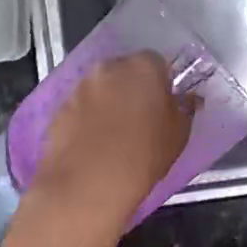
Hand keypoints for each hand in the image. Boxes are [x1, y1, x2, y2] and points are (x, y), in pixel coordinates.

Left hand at [28, 52, 195, 229]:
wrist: (89, 184)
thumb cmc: (144, 155)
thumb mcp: (179, 134)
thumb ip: (184, 108)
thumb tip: (187, 98)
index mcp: (143, 66)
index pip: (157, 62)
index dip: (162, 82)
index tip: (164, 104)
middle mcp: (109, 68)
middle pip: (126, 70)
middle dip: (133, 87)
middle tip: (141, 117)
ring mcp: (80, 87)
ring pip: (101, 88)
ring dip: (109, 102)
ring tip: (116, 134)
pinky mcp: (59, 109)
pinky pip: (82, 107)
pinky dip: (88, 118)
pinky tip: (94, 143)